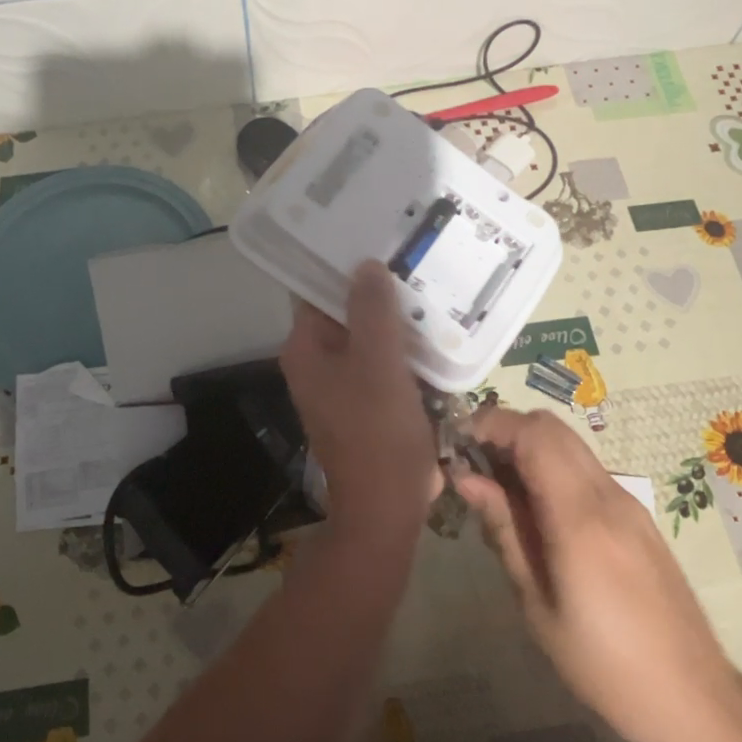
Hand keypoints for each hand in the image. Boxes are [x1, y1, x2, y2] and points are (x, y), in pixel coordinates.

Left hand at [280, 261, 441, 542]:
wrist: (387, 506)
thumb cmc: (377, 431)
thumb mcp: (378, 363)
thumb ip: (372, 310)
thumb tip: (365, 265)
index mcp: (305, 349)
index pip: (315, 291)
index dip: (342, 264)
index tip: (374, 234)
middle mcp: (318, 363)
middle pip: (345, 313)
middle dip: (377, 290)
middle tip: (414, 255)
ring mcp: (344, 385)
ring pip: (369, 338)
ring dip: (396, 319)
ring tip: (430, 283)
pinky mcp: (370, 403)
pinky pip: (386, 364)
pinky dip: (406, 349)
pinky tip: (436, 330)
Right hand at [453, 408, 737, 741]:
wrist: (690, 696)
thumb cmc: (601, 662)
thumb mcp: (537, 602)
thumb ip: (504, 531)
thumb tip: (467, 480)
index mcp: (581, 516)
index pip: (535, 435)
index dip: (492, 424)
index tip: (457, 441)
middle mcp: (610, 496)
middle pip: (554, 430)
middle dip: (507, 432)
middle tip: (471, 464)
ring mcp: (630, 505)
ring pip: (572, 448)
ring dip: (531, 451)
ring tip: (497, 491)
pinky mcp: (640, 521)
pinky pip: (588, 474)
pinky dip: (554, 472)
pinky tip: (536, 514)